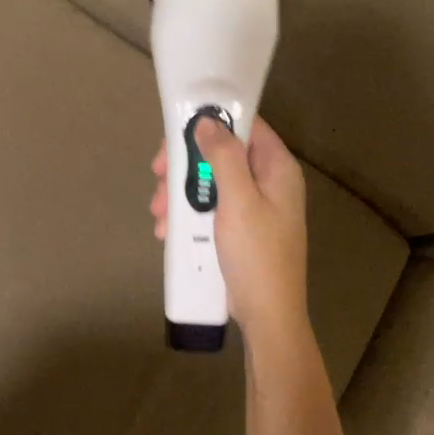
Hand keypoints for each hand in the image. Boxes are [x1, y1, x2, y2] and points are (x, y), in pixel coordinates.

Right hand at [152, 117, 309, 344]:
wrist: (267, 314)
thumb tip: (206, 121)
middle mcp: (266, 182)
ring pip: (209, 184)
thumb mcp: (238, 201)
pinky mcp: (238, 230)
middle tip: (157, 177)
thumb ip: (223, 157)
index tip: (174, 135)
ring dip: (179, 194)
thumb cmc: (256, 255)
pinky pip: (208, 210)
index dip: (209, 123)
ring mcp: (252, 207)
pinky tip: (166, 231)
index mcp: (276, 168)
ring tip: (158, 215)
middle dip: (184, 166)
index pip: (245, 125)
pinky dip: (187, 216)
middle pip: (220, 155)